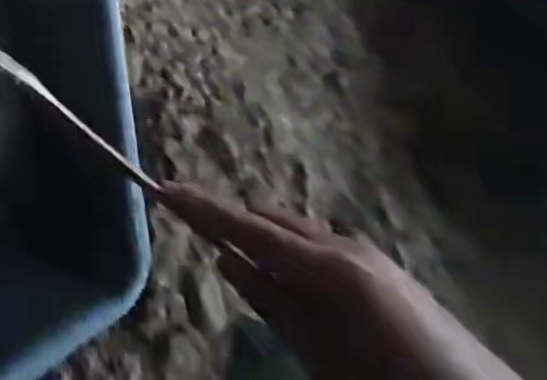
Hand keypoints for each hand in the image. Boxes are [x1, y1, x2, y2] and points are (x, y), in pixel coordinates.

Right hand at [160, 185, 519, 379]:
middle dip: (235, 224)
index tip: (162, 188)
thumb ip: (275, 306)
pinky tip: (297, 285)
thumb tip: (227, 260)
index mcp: (329, 268)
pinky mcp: (384, 271)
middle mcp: (345, 248)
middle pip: (270, 221)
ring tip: (249, 268)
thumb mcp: (326, 358)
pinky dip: (296, 257)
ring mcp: (368, 256)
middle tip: (202, 236)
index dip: (202, 209)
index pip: (248, 227)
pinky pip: (322, 248)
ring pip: (296, 233)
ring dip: (266, 242)